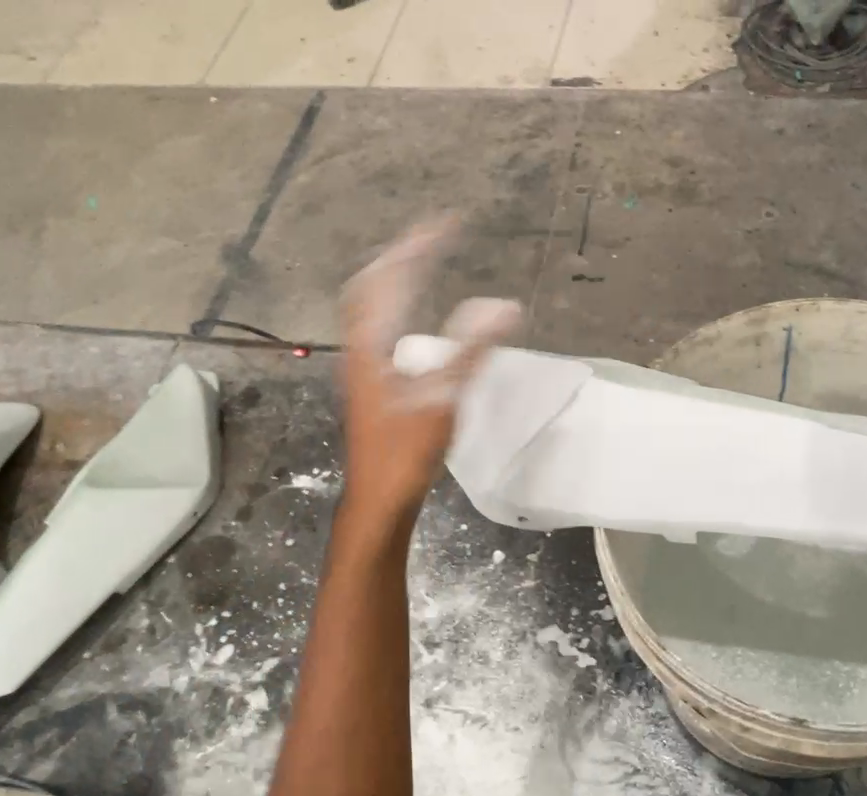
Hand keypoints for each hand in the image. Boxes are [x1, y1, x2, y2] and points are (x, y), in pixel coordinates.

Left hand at [338, 216, 523, 520]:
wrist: (379, 498)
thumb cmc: (405, 452)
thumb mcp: (443, 400)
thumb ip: (472, 352)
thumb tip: (505, 307)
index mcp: (371, 345)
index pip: (387, 280)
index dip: (415, 247)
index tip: (447, 225)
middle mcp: (361, 349)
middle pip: (372, 288)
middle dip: (402, 258)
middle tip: (434, 240)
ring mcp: (364, 369)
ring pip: (373, 310)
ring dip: (398, 283)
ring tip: (425, 266)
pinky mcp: (374, 387)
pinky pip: (383, 331)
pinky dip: (401, 311)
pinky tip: (420, 323)